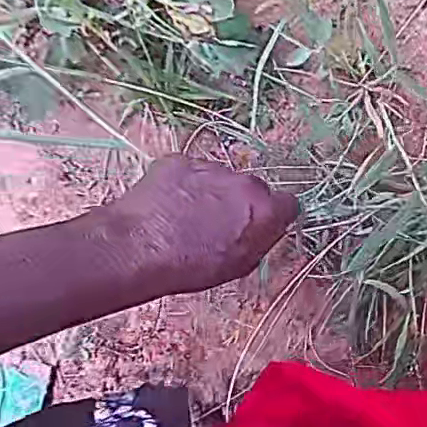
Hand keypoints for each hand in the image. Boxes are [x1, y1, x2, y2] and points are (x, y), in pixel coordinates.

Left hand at [83, 156, 298, 295]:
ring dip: (213, 193)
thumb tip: (268, 227)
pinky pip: (191, 171)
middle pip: (253, 189)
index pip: (288, 204)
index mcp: (265, 209)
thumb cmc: (192, 266)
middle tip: (221, 225)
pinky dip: (185, 184)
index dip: (275, 216)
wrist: (139, 248)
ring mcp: (211, 167)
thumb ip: (263, 239)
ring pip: (222, 179)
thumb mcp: (241, 264)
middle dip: (243, 203)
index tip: (263, 225)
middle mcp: (244, 182)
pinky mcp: (179, 160)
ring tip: (189, 218)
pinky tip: (171, 205)